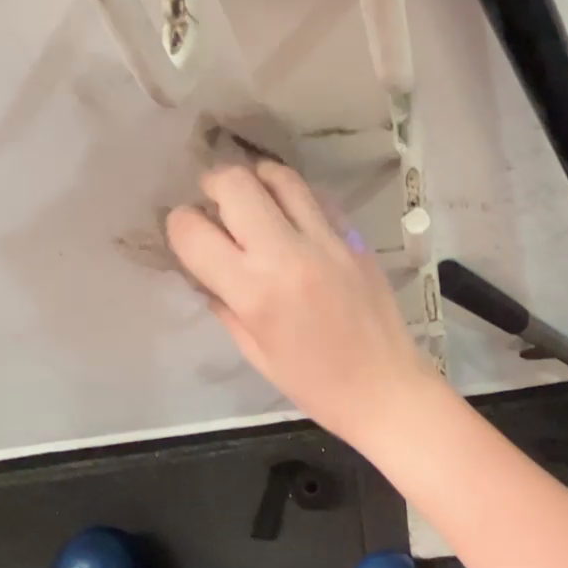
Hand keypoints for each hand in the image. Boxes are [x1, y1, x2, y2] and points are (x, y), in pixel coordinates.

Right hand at [166, 162, 440, 443]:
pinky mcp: (356, 240)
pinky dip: (298, 200)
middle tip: (219, 209)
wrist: (386, 390)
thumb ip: (225, 305)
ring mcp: (327, 242)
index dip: (181, 228)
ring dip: (258, 182)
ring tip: (257, 204)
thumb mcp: (256, 353)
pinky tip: (296, 221)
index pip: (192, 229)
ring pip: (280, 177)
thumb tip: (204, 271)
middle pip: (234, 182)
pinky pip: (318, 199)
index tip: (191, 239)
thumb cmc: (316, 386)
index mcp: (254, 293)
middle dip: (215, 187)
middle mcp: (288, 255)